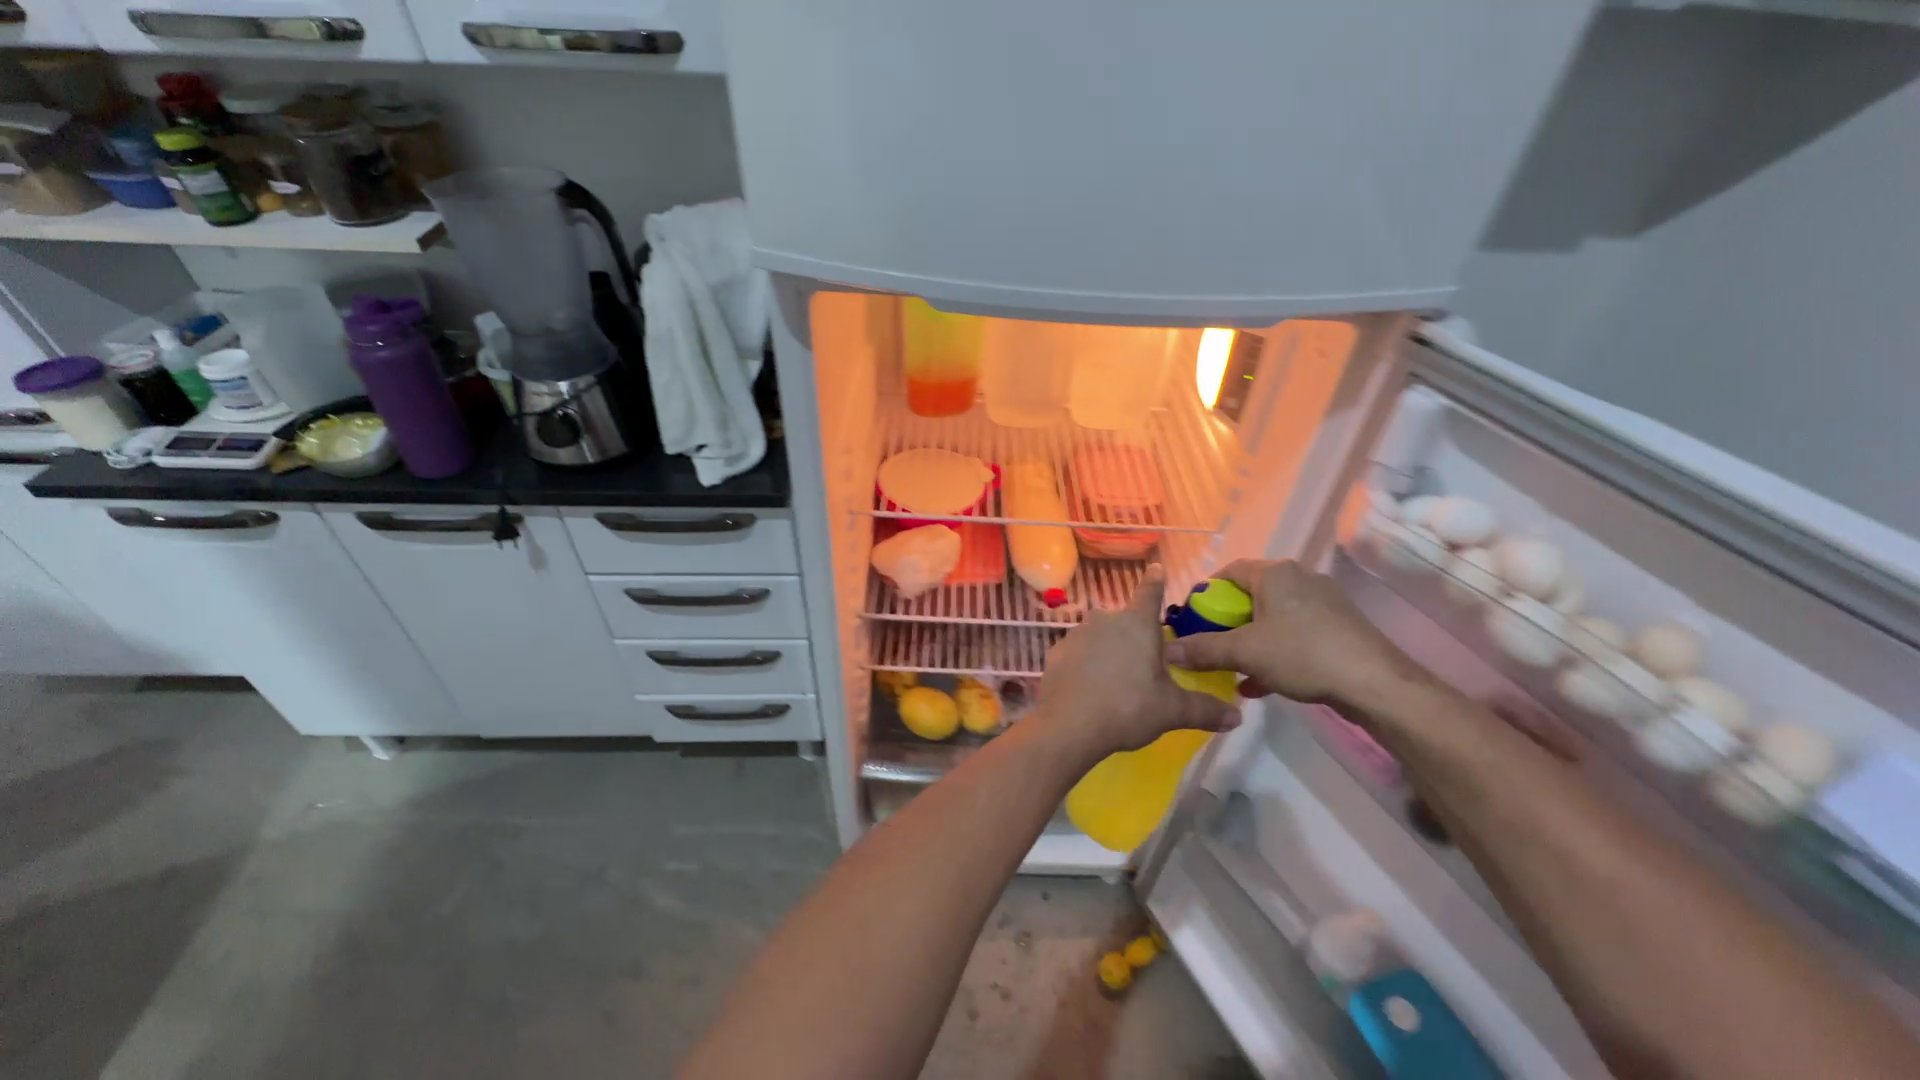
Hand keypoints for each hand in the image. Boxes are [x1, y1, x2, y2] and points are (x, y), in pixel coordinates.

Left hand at [1033, 564, 1240, 760]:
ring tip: (1115, 680)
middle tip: (1142, 663)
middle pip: (1124, 620)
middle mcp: (1105, 619)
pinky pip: (1077, 654)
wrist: (1069, 726)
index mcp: (1137, 623)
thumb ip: (1204, 710)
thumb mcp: (1172, 711)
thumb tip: (1237, 717)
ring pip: (1098, 636)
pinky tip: (1089, 688)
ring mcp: (1076, 634)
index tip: (1155, 568)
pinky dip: (1084, 665)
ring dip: (1107, 650)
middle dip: (1133, 635)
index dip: (1155, 581)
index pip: (1150, 592)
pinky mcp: (1055, 653)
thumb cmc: (1128, 708)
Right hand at [1162, 559, 1413, 706]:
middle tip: (1211, 647)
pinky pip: (1294, 633)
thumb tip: (1169, 650)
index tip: (1193, 621)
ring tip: (1233, 669)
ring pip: (1273, 617)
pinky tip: (1261, 683)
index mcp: (1275, 573)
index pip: (1229, 572)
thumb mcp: (1246, 653)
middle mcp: (1299, 578)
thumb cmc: (1303, 654)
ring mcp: (1322, 602)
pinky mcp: (1337, 625)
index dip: (1206, 595)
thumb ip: (1204, 649)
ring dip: (1250, 641)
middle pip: (1251, 595)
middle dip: (1228, 623)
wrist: (1374, 682)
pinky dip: (1274, 651)